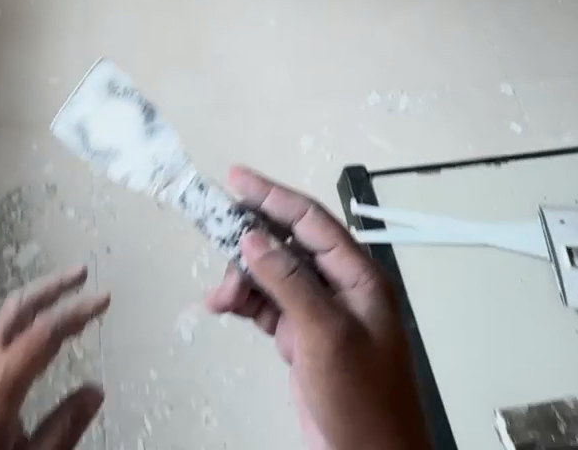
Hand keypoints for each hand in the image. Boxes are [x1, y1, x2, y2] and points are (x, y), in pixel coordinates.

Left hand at [0, 266, 110, 449]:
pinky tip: (29, 346)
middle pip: (17, 308)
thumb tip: (96, 391)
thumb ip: (61, 429)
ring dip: (32, 306)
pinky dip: (17, 329)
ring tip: (59, 299)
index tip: (105, 296)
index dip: (78, 310)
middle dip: (50, 287)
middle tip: (80, 274)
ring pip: (0, 323)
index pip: (46, 331)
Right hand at [205, 167, 426, 449]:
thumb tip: (252, 237)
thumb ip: (287, 281)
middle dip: (249, 242)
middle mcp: (339, 286)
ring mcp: (319, 311)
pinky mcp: (302, 335)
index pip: (310, 220)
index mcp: (358, 275)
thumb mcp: (325, 334)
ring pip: (271, 274)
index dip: (271, 195)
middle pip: (286, 244)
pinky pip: (266, 303)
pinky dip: (244, 301)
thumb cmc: (362, 399)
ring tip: (222, 297)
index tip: (235, 178)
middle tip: (214, 234)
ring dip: (242, 278)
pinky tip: (225, 306)